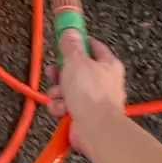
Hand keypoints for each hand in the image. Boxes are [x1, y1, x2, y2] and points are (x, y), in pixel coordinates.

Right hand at [47, 29, 127, 153]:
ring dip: (58, 92)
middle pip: (76, 69)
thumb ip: (71, 46)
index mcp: (107, 64)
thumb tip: (70, 32)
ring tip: (60, 96)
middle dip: (60, 72)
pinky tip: (62, 110)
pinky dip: (60, 107)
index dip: (77, 42)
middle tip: (54, 72)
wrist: (96, 129)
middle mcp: (103, 82)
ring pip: (67, 88)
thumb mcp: (76, 61)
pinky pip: (66, 106)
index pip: (92, 46)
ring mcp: (94, 100)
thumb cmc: (91, 94)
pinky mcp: (84, 115)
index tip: (64, 41)